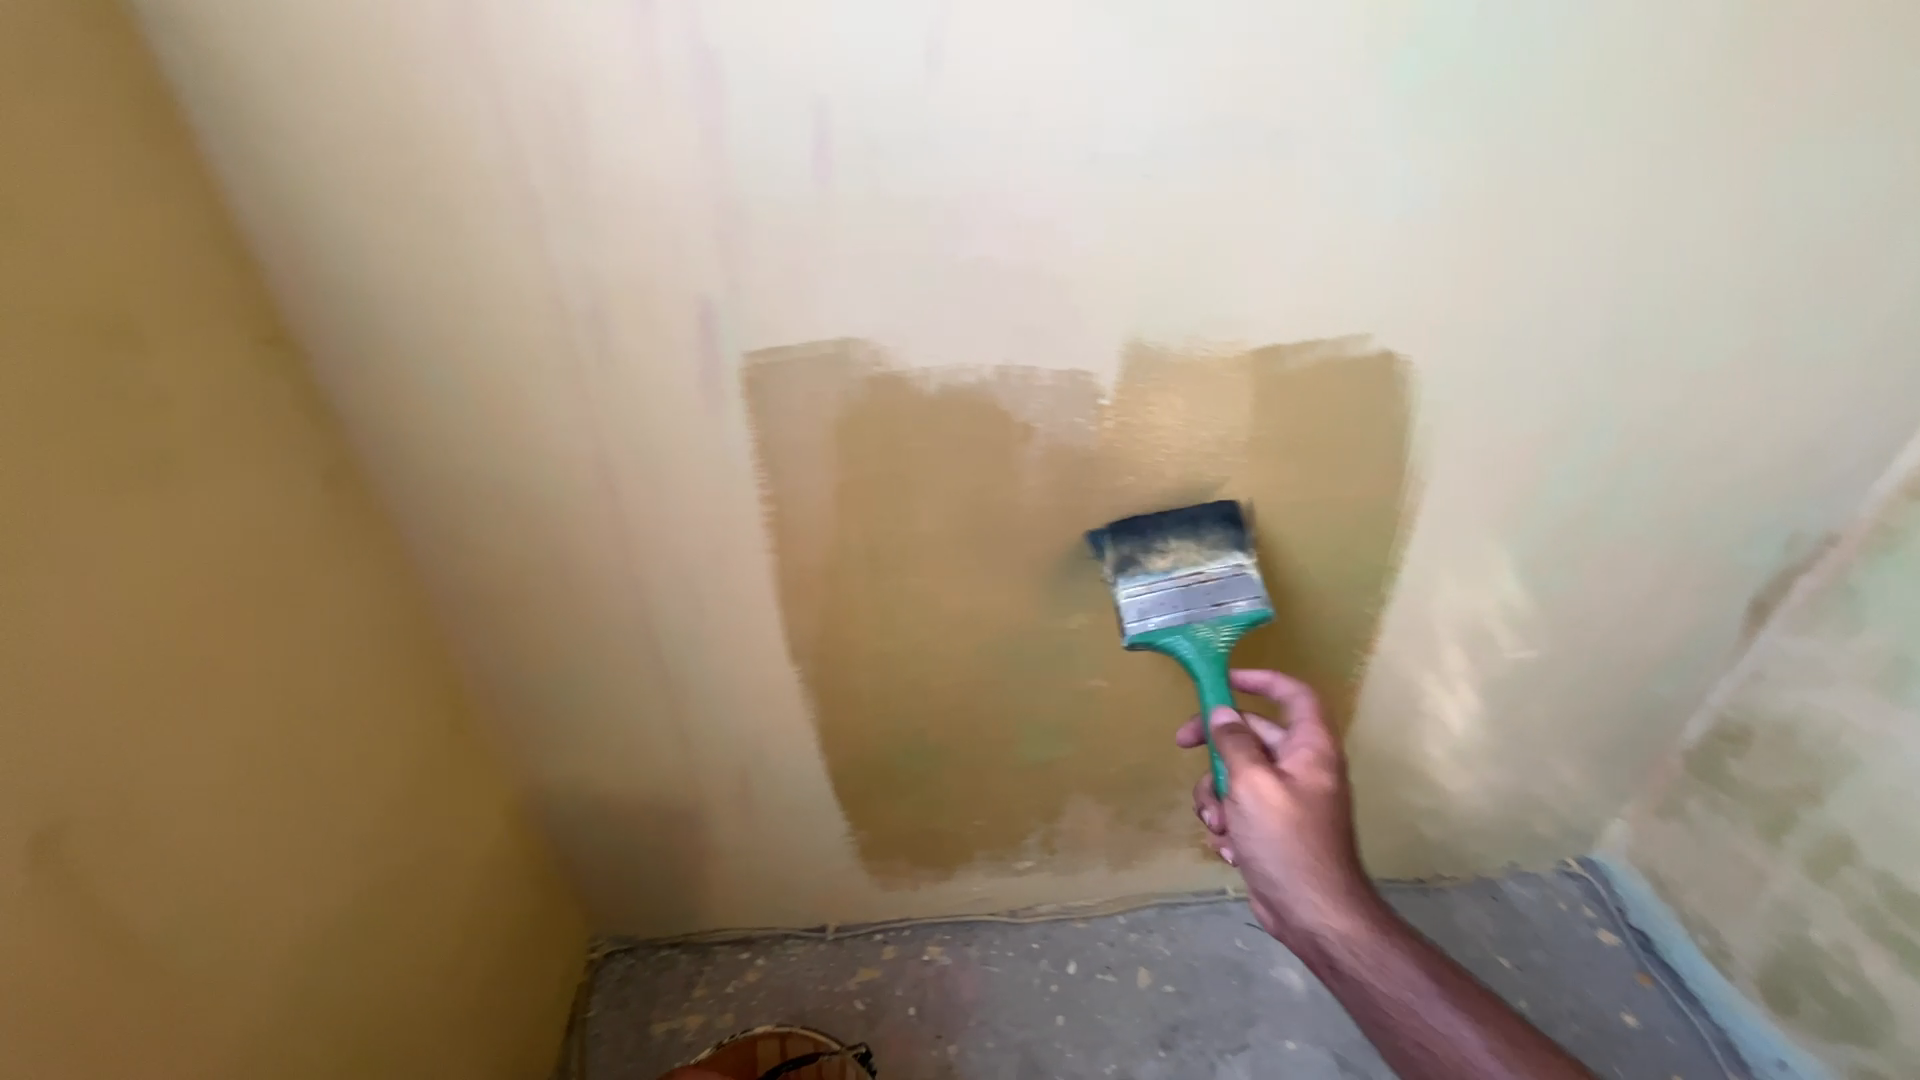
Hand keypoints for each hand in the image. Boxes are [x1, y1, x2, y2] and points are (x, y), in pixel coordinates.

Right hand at [1176, 669, 1377, 946]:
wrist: (1312, 915)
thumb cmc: (1287, 842)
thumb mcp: (1252, 784)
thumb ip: (1234, 742)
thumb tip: (1222, 712)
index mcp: (1309, 748)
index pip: (1293, 694)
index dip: (1262, 678)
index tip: (1225, 678)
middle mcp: (1301, 767)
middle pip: (1251, 734)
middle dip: (1217, 745)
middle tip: (1183, 744)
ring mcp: (1287, 799)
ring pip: (1237, 774)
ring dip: (1217, 795)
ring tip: (1217, 822)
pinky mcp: (1272, 828)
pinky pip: (1239, 808)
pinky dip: (1227, 822)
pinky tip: (1229, 847)